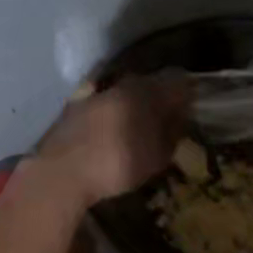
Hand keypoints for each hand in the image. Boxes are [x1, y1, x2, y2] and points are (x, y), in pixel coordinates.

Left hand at [34, 74, 189, 205]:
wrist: (61, 173)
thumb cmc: (117, 164)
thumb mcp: (157, 155)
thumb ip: (172, 133)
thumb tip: (179, 119)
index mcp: (147, 90)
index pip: (177, 80)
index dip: (187, 94)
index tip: (191, 111)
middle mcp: (122, 84)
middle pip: (149, 83)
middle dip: (160, 99)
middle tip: (166, 122)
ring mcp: (95, 93)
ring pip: (124, 93)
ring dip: (133, 106)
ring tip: (136, 130)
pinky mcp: (74, 107)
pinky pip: (103, 104)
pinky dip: (112, 114)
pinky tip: (110, 134)